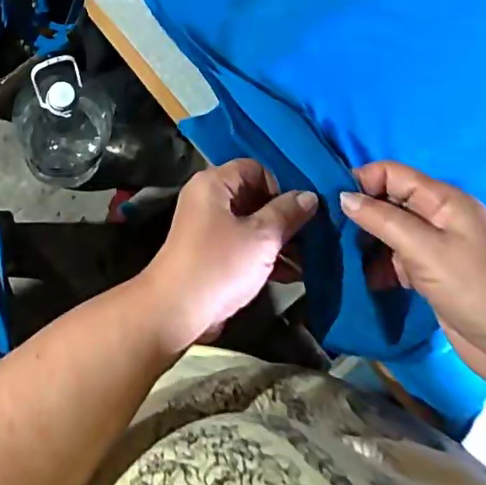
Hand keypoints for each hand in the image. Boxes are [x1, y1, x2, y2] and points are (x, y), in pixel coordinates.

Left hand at [137, 159, 318, 351]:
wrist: (174, 315)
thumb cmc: (219, 265)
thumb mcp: (261, 237)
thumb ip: (287, 214)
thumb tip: (310, 196)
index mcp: (215, 183)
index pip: (256, 169)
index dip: (279, 188)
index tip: (297, 213)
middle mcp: (209, 199)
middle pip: (256, 197)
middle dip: (284, 218)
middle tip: (310, 236)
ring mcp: (208, 228)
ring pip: (252, 224)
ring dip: (278, 240)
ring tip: (306, 261)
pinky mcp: (211, 254)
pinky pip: (243, 244)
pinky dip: (264, 256)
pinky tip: (290, 275)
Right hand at [341, 161, 485, 388]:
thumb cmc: (478, 289)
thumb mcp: (427, 250)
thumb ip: (384, 221)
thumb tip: (345, 196)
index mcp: (444, 200)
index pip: (393, 173)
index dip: (362, 181)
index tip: (330, 202)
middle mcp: (441, 218)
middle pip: (392, 202)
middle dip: (361, 213)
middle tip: (328, 234)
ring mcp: (441, 249)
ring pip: (394, 234)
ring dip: (369, 244)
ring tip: (338, 259)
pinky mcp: (439, 278)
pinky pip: (402, 262)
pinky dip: (383, 268)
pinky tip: (364, 282)